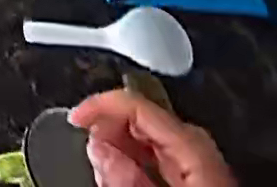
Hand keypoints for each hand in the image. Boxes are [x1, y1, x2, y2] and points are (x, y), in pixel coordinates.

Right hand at [69, 89, 236, 186]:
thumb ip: (129, 174)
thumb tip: (99, 146)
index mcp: (192, 141)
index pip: (136, 102)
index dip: (100, 104)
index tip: (77, 116)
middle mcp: (197, 143)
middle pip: (140, 116)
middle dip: (108, 126)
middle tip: (86, 143)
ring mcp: (199, 160)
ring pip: (146, 137)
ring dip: (119, 144)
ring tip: (100, 160)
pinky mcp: (198, 175)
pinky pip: (157, 156)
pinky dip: (134, 159)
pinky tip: (123, 171)